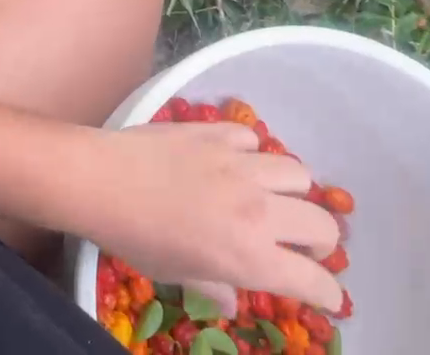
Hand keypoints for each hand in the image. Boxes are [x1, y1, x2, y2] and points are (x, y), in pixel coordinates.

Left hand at [69, 121, 343, 310]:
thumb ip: (213, 286)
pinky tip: (233, 159)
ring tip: (273, 195)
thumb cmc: (134, 237)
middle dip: (320, 241)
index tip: (326, 295)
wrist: (100, 179)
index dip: (328, 294)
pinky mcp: (216, 132)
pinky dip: (251, 151)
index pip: (316, 281)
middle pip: (323, 224)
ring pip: (298, 173)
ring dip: (293, 190)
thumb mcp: (176, 275)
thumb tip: (230, 297)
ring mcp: (239, 165)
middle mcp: (258, 210)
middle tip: (299, 244)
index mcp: (252, 256)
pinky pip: (252, 138)